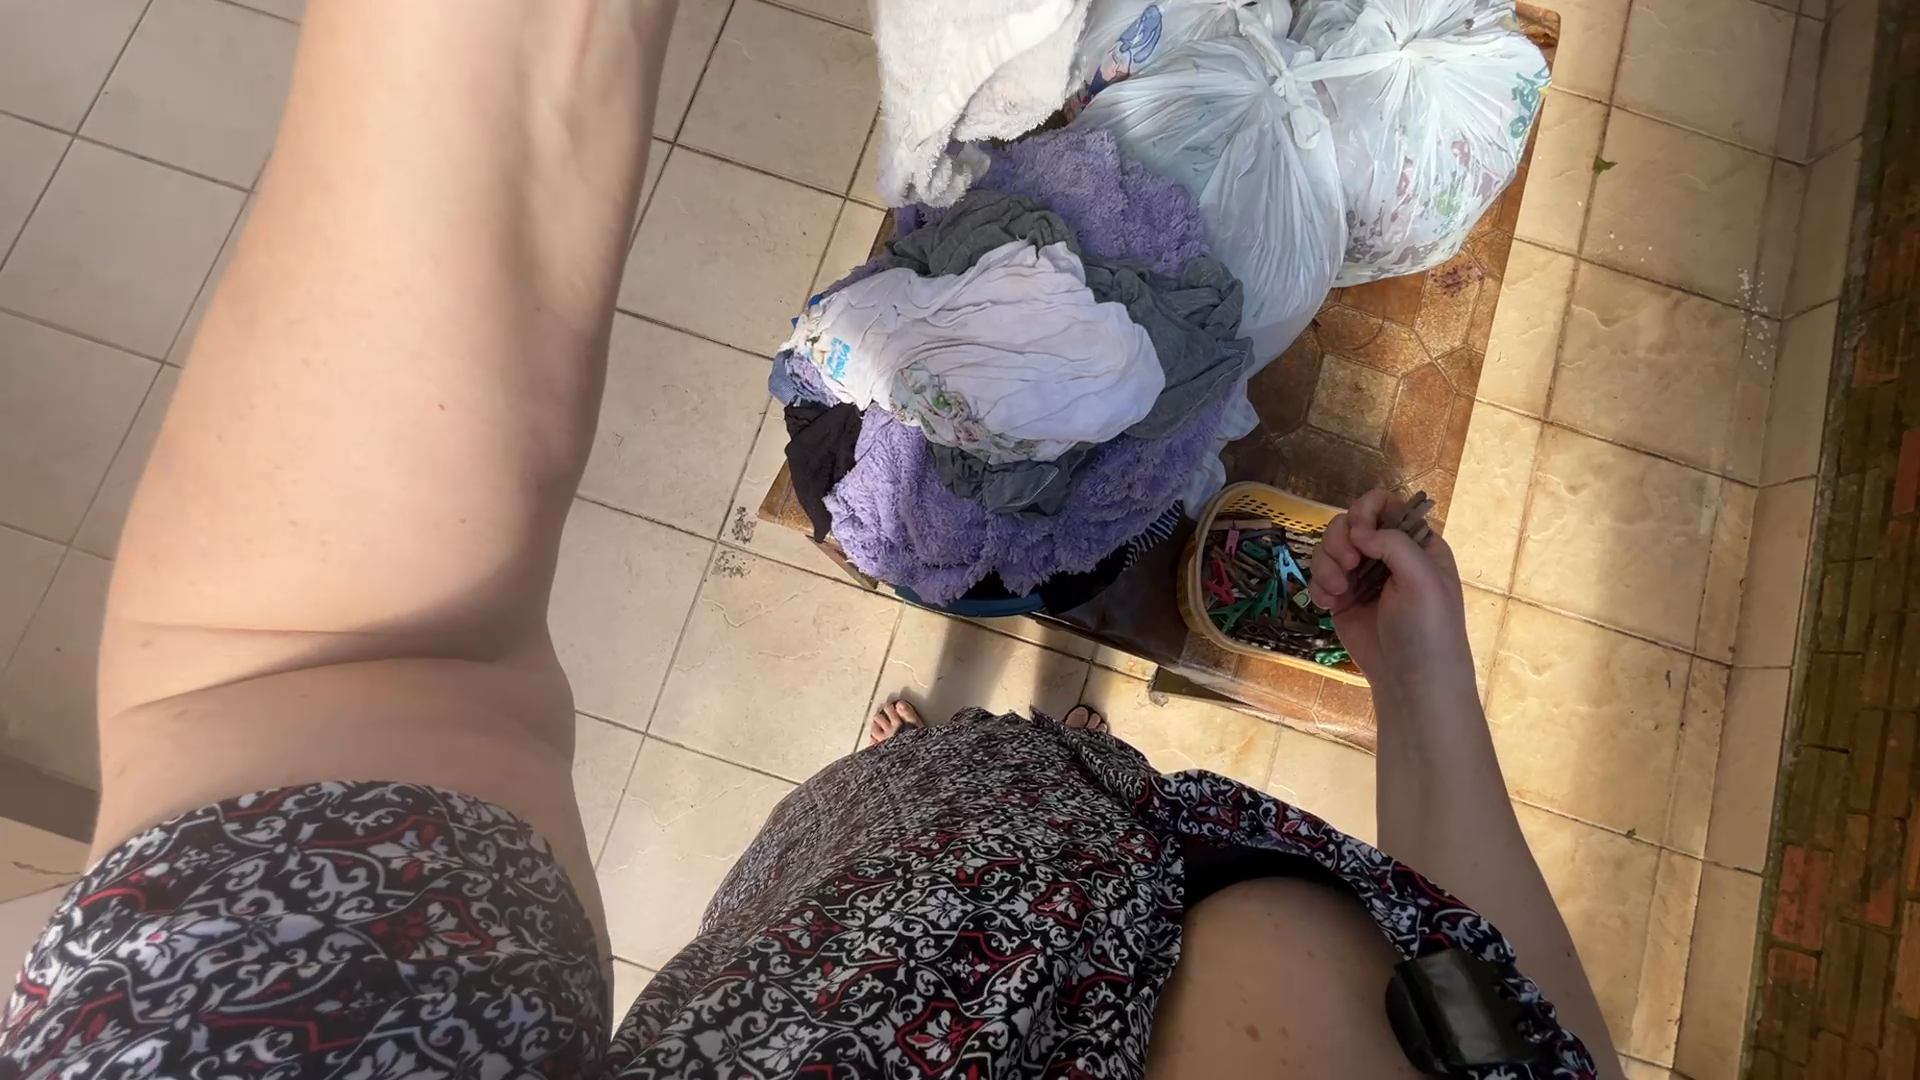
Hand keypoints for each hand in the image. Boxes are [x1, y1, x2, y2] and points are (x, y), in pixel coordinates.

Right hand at [1307, 490, 1476, 701]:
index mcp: (1416, 545)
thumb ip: (1392, 544)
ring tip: (1338, 592)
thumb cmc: (1428, 628)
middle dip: (1340, 542)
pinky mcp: (1341, 597)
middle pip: (1348, 524)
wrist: (1409, 679)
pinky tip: (1330, 605)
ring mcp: (1361, 576)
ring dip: (1326, 566)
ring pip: (1328, 549)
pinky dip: (1318, 587)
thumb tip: (1355, 529)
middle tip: (1348, 565)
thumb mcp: (1422, 580)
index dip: (1366, 510)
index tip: (1358, 531)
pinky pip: (1318, 577)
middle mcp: (1386, 555)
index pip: (1386, 505)